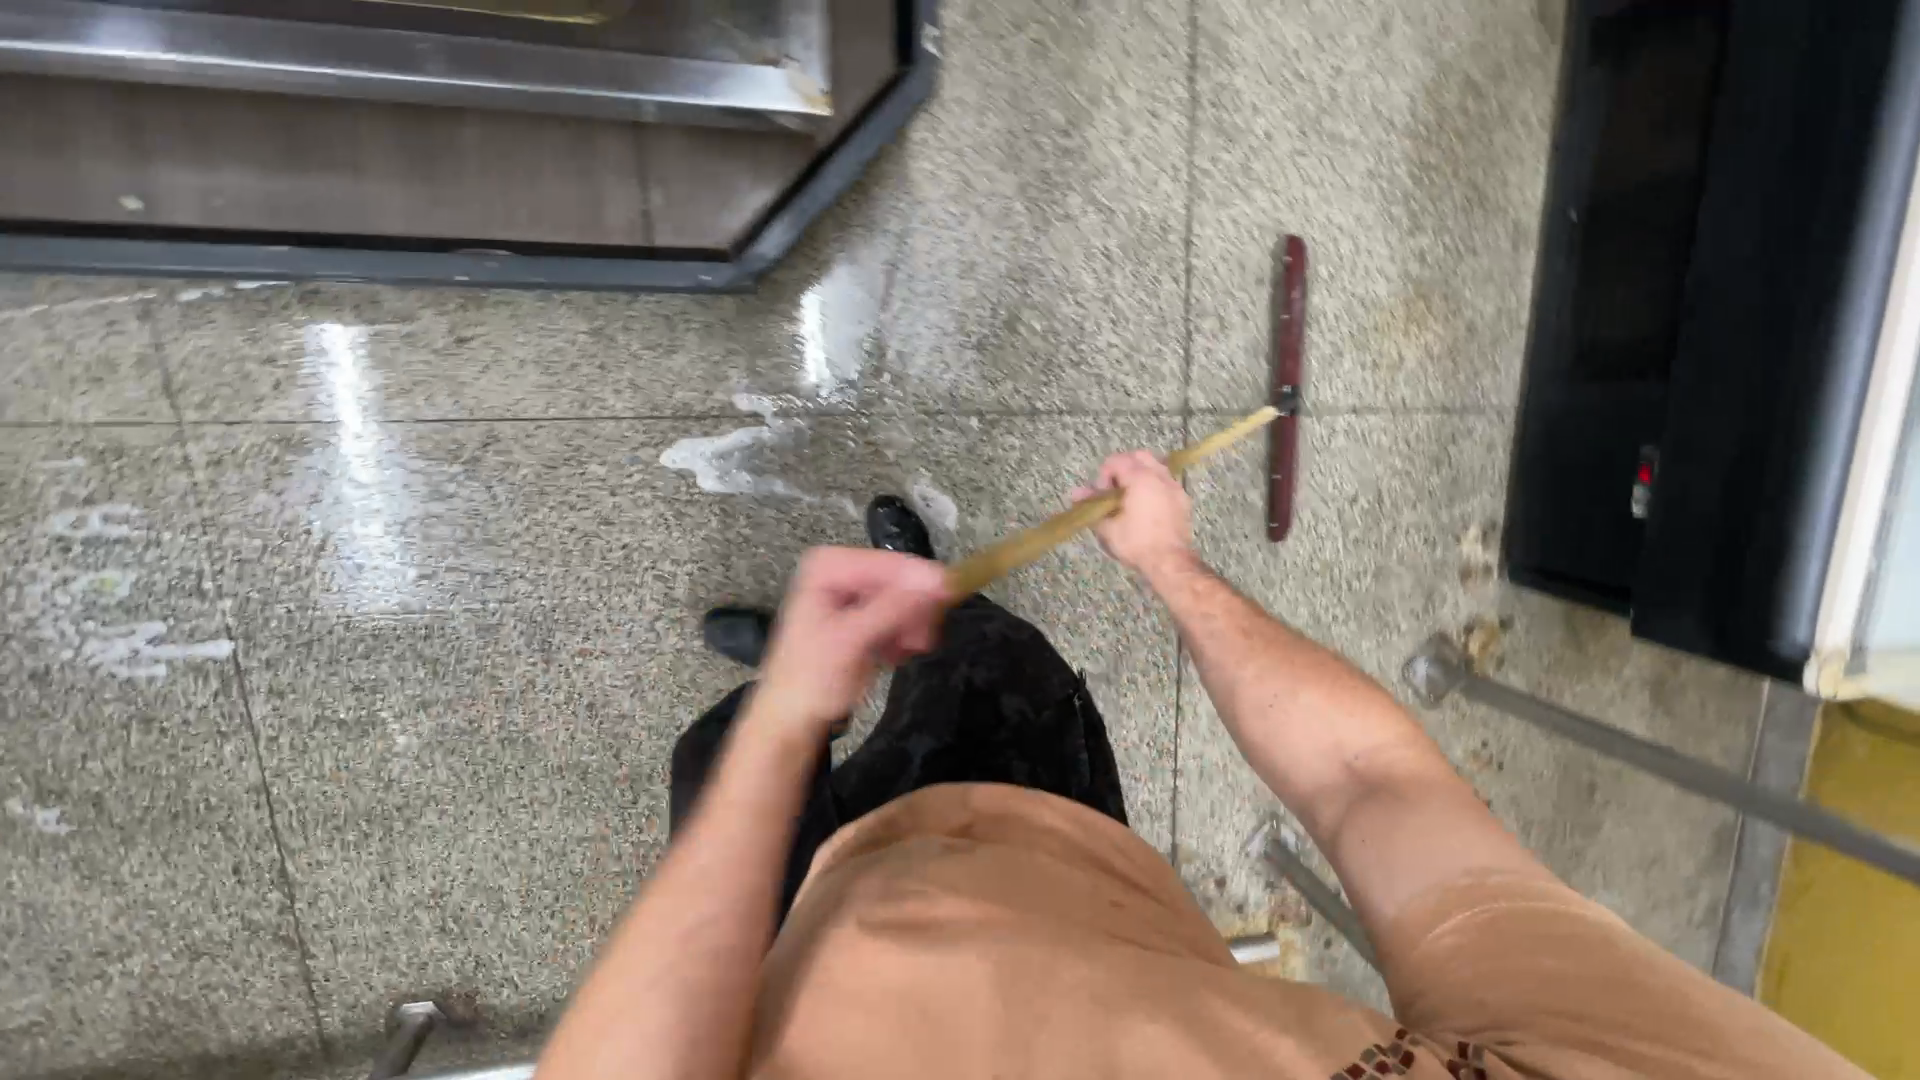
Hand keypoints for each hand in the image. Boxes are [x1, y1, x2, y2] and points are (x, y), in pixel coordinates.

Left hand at [750, 547, 949, 739]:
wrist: (791, 718)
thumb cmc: (810, 679)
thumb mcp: (852, 640)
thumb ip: (893, 608)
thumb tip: (938, 580)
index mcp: (828, 566)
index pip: (888, 564)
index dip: (920, 580)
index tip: (948, 598)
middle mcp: (841, 572)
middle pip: (900, 580)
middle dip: (913, 610)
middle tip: (919, 641)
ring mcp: (854, 595)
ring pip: (905, 599)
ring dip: (910, 627)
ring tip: (902, 653)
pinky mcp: (865, 616)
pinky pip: (901, 616)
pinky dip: (903, 636)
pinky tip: (893, 655)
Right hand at [1071, 450, 1194, 576]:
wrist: (1169, 561)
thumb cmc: (1136, 543)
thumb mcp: (1107, 526)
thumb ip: (1092, 505)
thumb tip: (1075, 492)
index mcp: (1140, 478)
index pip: (1116, 461)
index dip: (1103, 475)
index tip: (1101, 495)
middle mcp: (1159, 476)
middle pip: (1139, 456)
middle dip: (1123, 467)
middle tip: (1114, 490)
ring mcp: (1174, 487)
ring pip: (1155, 466)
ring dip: (1139, 474)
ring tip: (1129, 497)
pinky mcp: (1183, 499)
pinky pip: (1166, 481)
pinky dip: (1153, 485)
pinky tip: (1146, 505)